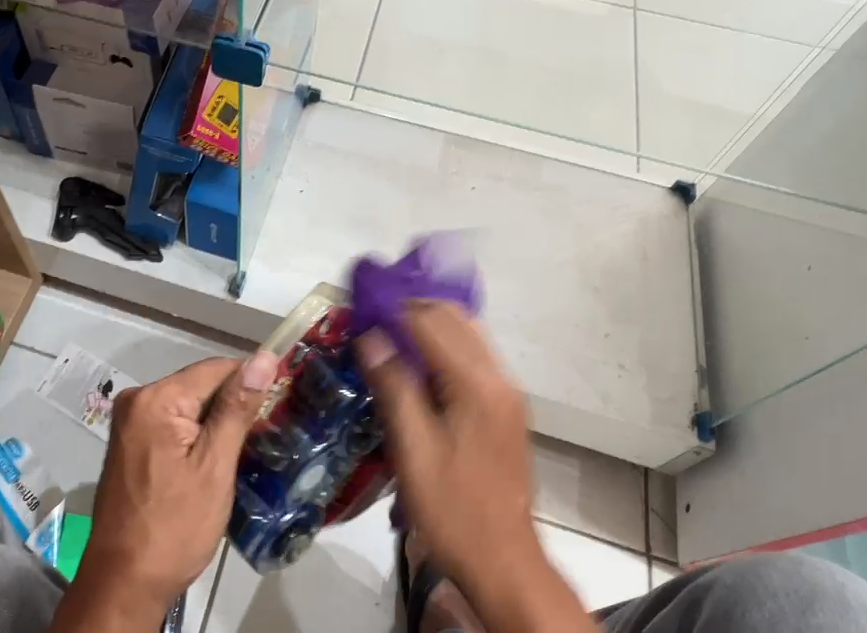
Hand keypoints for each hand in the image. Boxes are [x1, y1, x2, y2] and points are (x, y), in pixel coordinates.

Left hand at [54, 352, 279, 632]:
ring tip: (241, 453)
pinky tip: (213, 463)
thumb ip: (237, 408)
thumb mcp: (214, 466)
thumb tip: (263, 358)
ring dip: (215, 424)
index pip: (216, 368)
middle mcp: (137, 399)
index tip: (278, 407)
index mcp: (156, 398)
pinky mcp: (130, 443)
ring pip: (189, 405)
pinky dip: (196, 437)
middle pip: (200, 385)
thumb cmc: (174, 527)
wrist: (124, 582)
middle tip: (261, 439)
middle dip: (231, 407)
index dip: (250, 383)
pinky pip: (173, 423)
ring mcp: (130, 422)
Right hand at [357, 302, 590, 632]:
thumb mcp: (413, 452)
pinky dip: (444, 345)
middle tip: (370, 317)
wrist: (504, 561)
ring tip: (387, 335)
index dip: (393, 306)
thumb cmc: (452, 509)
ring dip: (428, 324)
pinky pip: (473, 356)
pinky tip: (415, 365)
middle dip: (411, 307)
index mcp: (476, 384)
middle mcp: (499, 378)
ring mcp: (507, 392)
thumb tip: (370, 337)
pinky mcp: (506, 408)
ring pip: (467, 332)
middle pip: (455, 317)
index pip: (431, 320)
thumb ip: (394, 388)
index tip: (359, 304)